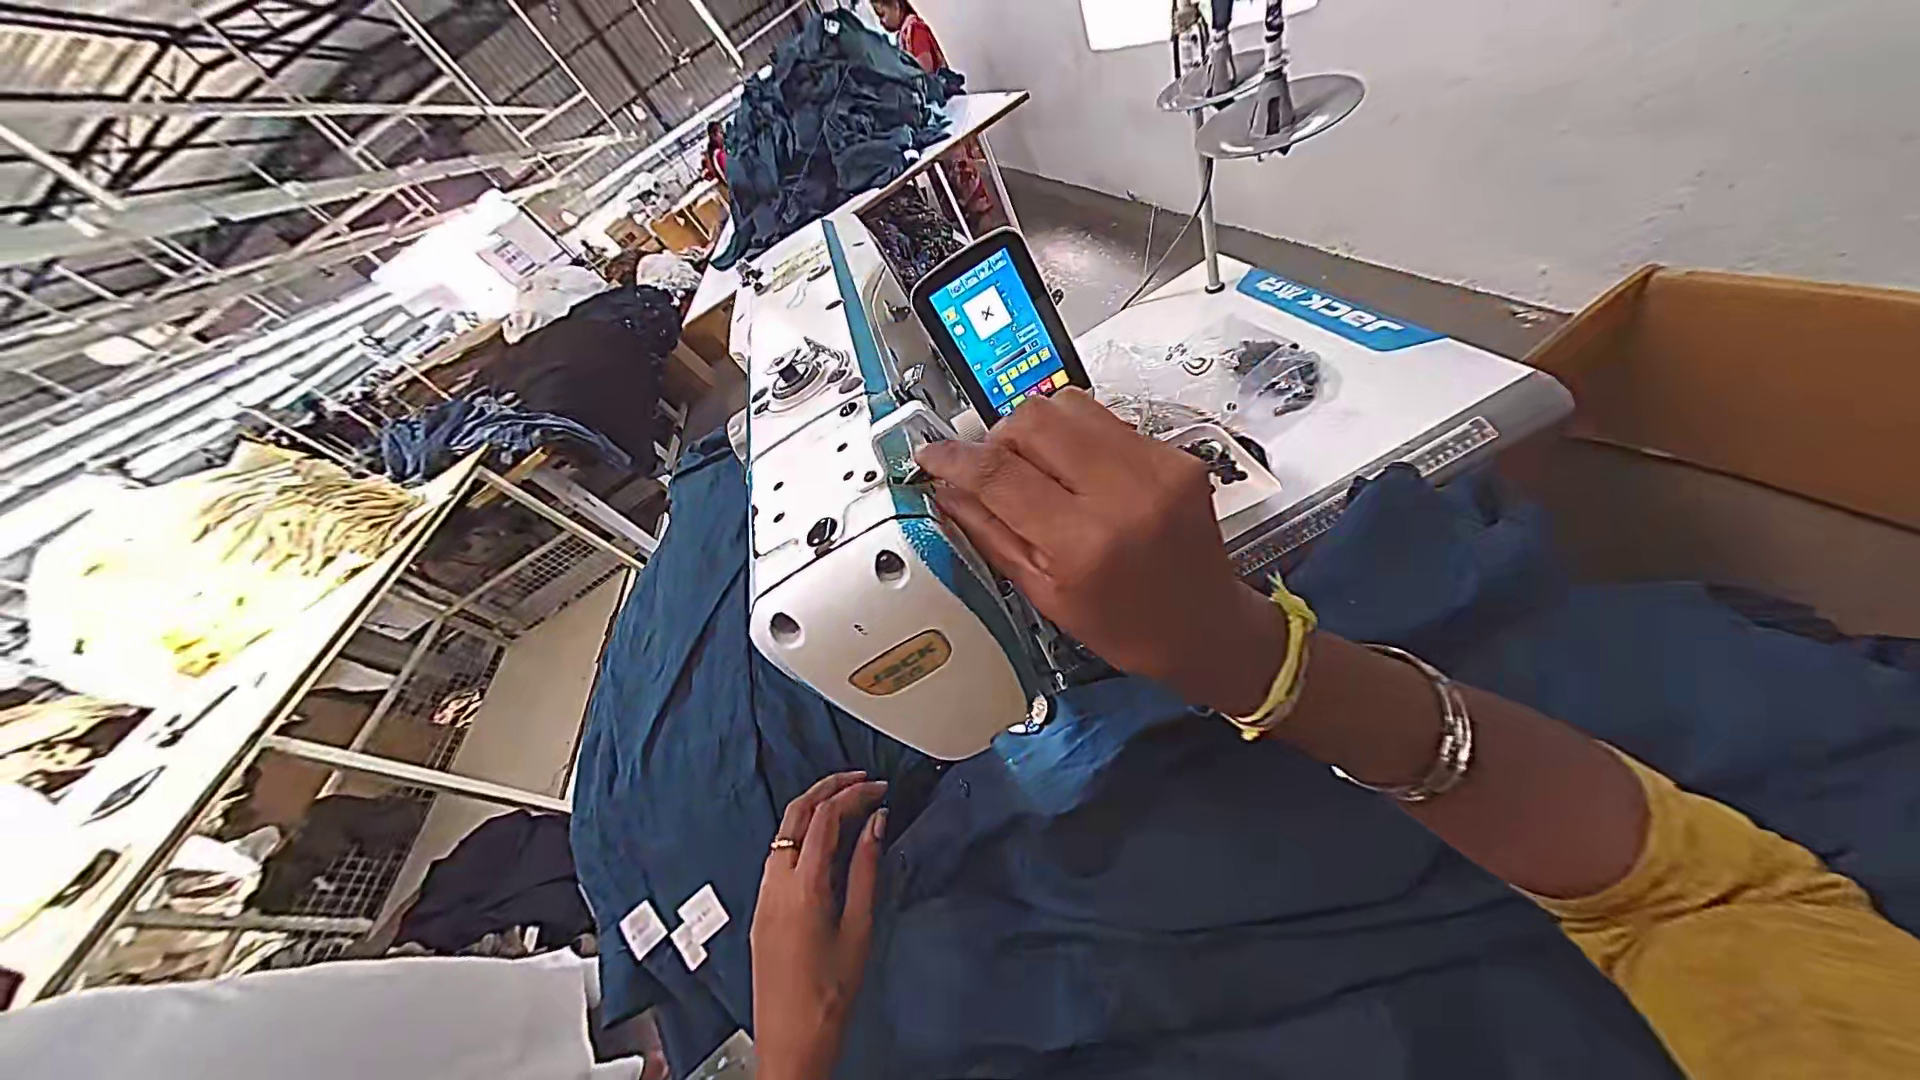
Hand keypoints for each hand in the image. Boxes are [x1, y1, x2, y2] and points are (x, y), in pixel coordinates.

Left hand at [751, 771, 888, 1079]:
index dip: (854, 793)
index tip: (878, 787)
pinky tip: (824, 838)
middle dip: (829, 786)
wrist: (790, 1045)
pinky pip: (779, 852)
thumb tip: (876, 823)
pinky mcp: (761, 908)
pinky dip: (803, 832)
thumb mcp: (859, 927)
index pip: (825, 816)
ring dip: (814, 806)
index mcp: (802, 887)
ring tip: (847, 801)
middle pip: (797, 812)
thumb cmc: (829, 995)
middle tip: (860, 779)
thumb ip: (865, 867)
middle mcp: (775, 884)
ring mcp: (764, 895)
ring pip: (784, 830)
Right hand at [916, 390, 1285, 714]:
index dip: (953, 458)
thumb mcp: (1044, 593)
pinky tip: (1076, 471)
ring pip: (1065, 404)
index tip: (932, 454)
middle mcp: (1125, 493)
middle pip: (1030, 420)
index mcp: (1084, 543)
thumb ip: (990, 534)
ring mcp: (1156, 466)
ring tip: (1036, 469)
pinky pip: (1103, 418)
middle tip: (992, 469)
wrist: (1204, 624)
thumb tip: (949, 492)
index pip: (998, 475)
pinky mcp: (1173, 452)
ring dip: (1034, 430)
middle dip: (996, 439)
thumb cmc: (1127, 624)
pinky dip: (1074, 437)